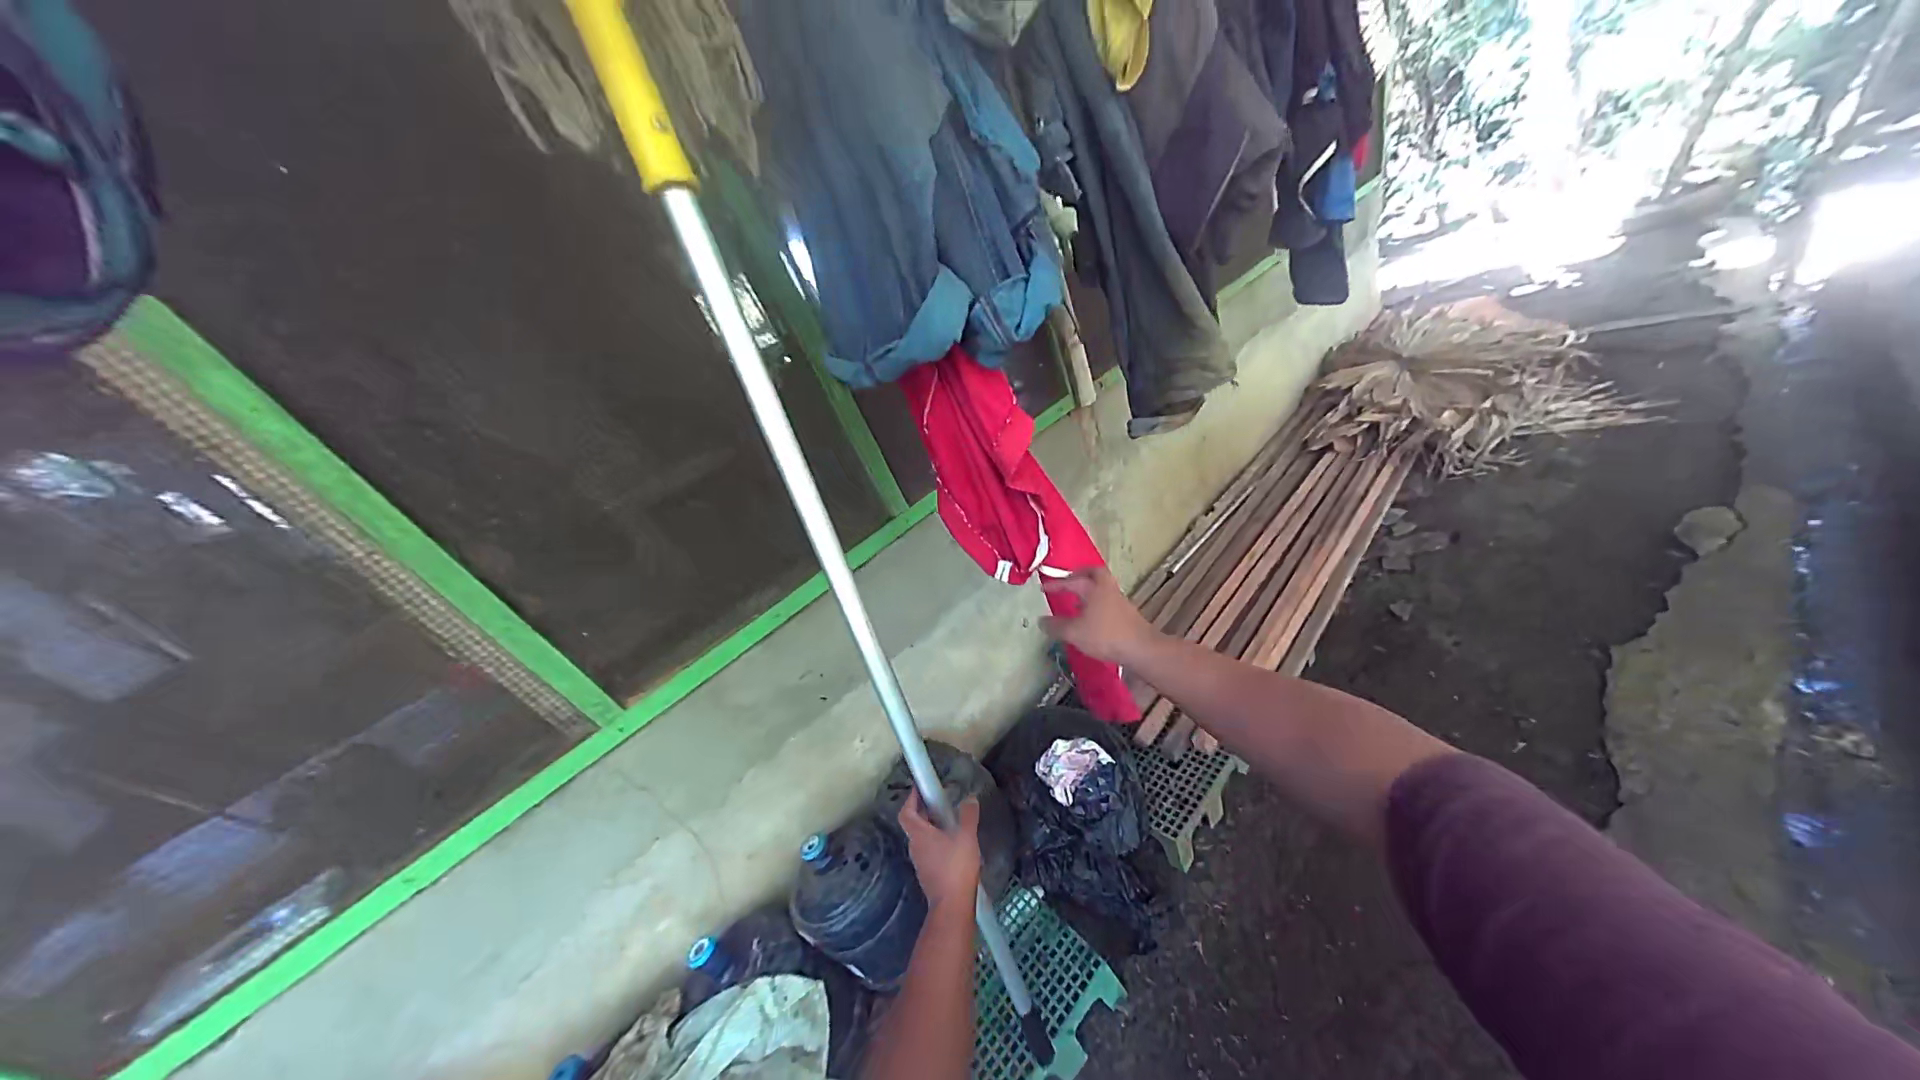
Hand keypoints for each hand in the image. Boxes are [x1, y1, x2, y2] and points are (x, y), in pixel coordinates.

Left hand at [898, 791, 980, 913]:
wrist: (952, 904)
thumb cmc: (956, 866)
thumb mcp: (967, 836)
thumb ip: (968, 816)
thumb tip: (970, 799)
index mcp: (919, 834)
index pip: (906, 812)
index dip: (911, 799)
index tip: (920, 789)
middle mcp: (915, 846)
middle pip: (913, 824)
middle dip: (924, 812)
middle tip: (939, 804)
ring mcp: (920, 862)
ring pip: (922, 839)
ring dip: (931, 828)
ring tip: (950, 823)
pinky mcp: (927, 874)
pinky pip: (929, 852)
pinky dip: (936, 843)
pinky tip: (953, 845)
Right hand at [1040, 567, 1159, 665]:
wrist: (1141, 648)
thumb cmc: (1105, 636)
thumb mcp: (1074, 633)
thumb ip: (1056, 626)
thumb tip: (1041, 620)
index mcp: (1093, 588)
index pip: (1071, 581)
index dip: (1055, 584)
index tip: (1043, 586)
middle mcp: (1107, 589)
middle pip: (1094, 573)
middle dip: (1080, 574)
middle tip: (1068, 581)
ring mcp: (1119, 600)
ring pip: (1102, 587)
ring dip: (1089, 590)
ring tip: (1075, 602)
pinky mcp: (1126, 613)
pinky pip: (1107, 600)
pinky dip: (1096, 603)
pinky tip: (1090, 618)